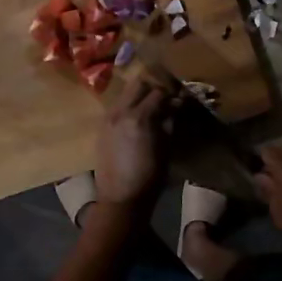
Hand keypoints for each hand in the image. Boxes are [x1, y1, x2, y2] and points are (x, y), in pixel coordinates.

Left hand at [95, 79, 171, 205]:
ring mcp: (108, 118)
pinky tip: (137, 121)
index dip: (171, 93)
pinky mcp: (102, 127)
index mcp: (139, 117)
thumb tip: (176, 103)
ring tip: (151, 109)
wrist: (121, 196)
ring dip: (139, 95)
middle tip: (164, 98)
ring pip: (125, 94)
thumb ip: (170, 121)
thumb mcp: (166, 147)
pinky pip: (116, 107)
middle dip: (153, 87)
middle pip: (138, 84)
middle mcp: (120, 112)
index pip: (158, 92)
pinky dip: (128, 107)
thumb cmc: (149, 176)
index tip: (180, 98)